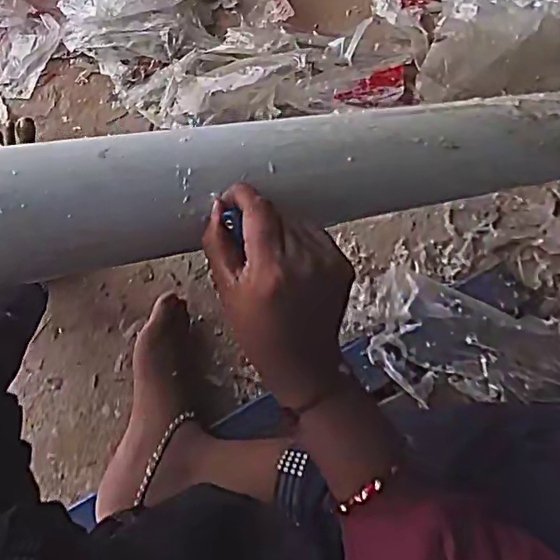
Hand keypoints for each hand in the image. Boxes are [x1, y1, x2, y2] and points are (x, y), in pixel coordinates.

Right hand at [201, 183, 356, 408]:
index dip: (240, 196)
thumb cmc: (260, 333)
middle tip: (246, 241)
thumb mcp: (226, 289)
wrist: (304, 363)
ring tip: (270, 258)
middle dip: (256, 218)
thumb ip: (218, 243)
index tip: (230, 199)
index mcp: (271, 268)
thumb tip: (220, 209)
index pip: (258, 208)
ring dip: (278, 228)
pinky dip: (297, 239)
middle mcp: (303, 260)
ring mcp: (327, 261)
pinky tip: (290, 263)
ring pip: (293, 219)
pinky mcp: (341, 263)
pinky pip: (312, 233)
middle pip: (275, 212)